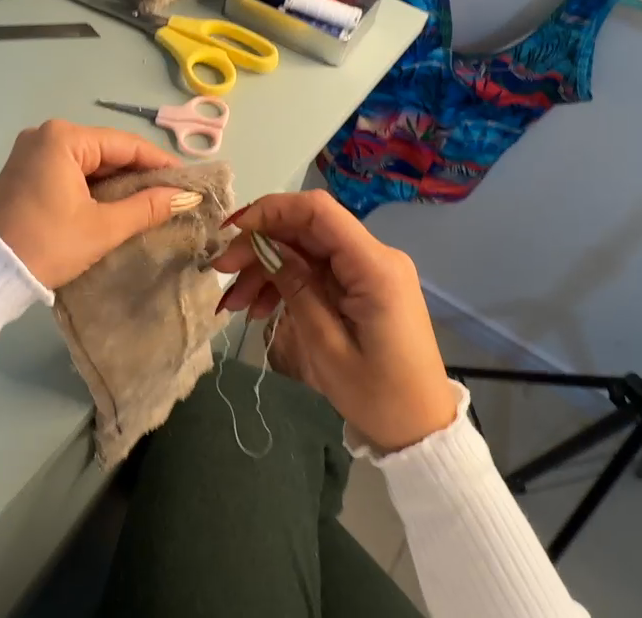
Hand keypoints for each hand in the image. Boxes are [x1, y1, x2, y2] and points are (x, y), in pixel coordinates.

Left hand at [0, 120, 195, 289]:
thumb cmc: (48, 245)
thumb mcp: (103, 227)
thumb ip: (147, 207)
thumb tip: (186, 196)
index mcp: (62, 138)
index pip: (125, 144)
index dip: (160, 163)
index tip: (189, 182)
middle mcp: (44, 134)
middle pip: (106, 149)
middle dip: (138, 173)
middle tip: (173, 194)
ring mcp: (31, 152)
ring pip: (88, 161)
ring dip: (117, 181)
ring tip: (151, 202)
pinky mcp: (24, 171)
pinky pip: (69, 170)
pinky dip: (93, 185)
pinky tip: (116, 203)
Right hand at [214, 191, 457, 452]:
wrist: (420, 430)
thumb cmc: (377, 395)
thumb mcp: (326, 344)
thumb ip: (296, 286)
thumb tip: (263, 244)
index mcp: (374, 266)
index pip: (317, 211)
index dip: (270, 211)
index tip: (231, 232)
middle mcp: (374, 256)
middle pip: (305, 229)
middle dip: (258, 244)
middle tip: (221, 272)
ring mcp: (368, 270)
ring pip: (303, 249)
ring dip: (265, 267)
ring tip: (234, 303)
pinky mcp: (360, 285)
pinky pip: (315, 269)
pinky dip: (283, 281)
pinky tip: (258, 308)